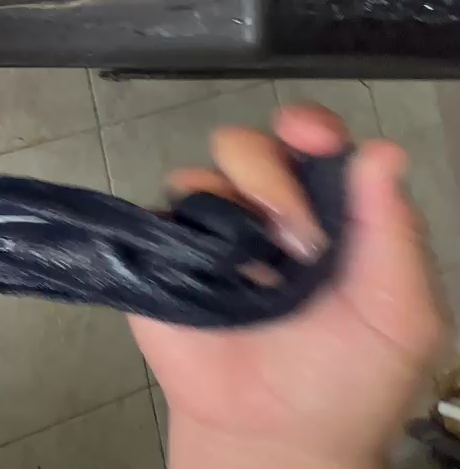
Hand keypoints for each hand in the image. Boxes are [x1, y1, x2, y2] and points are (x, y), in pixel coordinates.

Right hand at [131, 102, 448, 468]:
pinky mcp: (157, 243)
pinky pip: (156, 207)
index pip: (314, 150)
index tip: (305, 131)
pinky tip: (201, 265)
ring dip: (223, 207)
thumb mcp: (397, 314)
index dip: (308, 127)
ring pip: (196, 174)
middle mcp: (264, 215)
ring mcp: (206, 228)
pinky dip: (176, 226)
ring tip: (248, 267)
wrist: (265, 424)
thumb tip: (384, 150)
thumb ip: (392, 235)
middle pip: (246, 147)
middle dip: (266, 174)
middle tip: (293, 232)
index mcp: (329, 224)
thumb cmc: (343, 378)